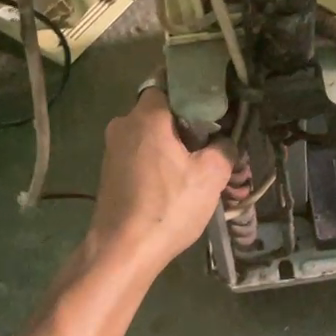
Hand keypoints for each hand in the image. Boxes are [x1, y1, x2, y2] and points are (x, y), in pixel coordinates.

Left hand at [85, 87, 234, 276]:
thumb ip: (224, 148)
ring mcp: (113, 149)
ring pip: (151, 134)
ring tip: (200, 165)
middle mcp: (124, 125)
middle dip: (187, 121)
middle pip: (161, 110)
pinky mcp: (110, 172)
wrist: (122, 252)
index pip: (169, 83)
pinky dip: (159, 160)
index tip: (215, 104)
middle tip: (213, 138)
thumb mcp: (211, 176)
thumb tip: (225, 141)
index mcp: (146, 116)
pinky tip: (177, 182)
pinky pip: (140, 153)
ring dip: (173, 144)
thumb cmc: (167, 207)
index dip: (193, 90)